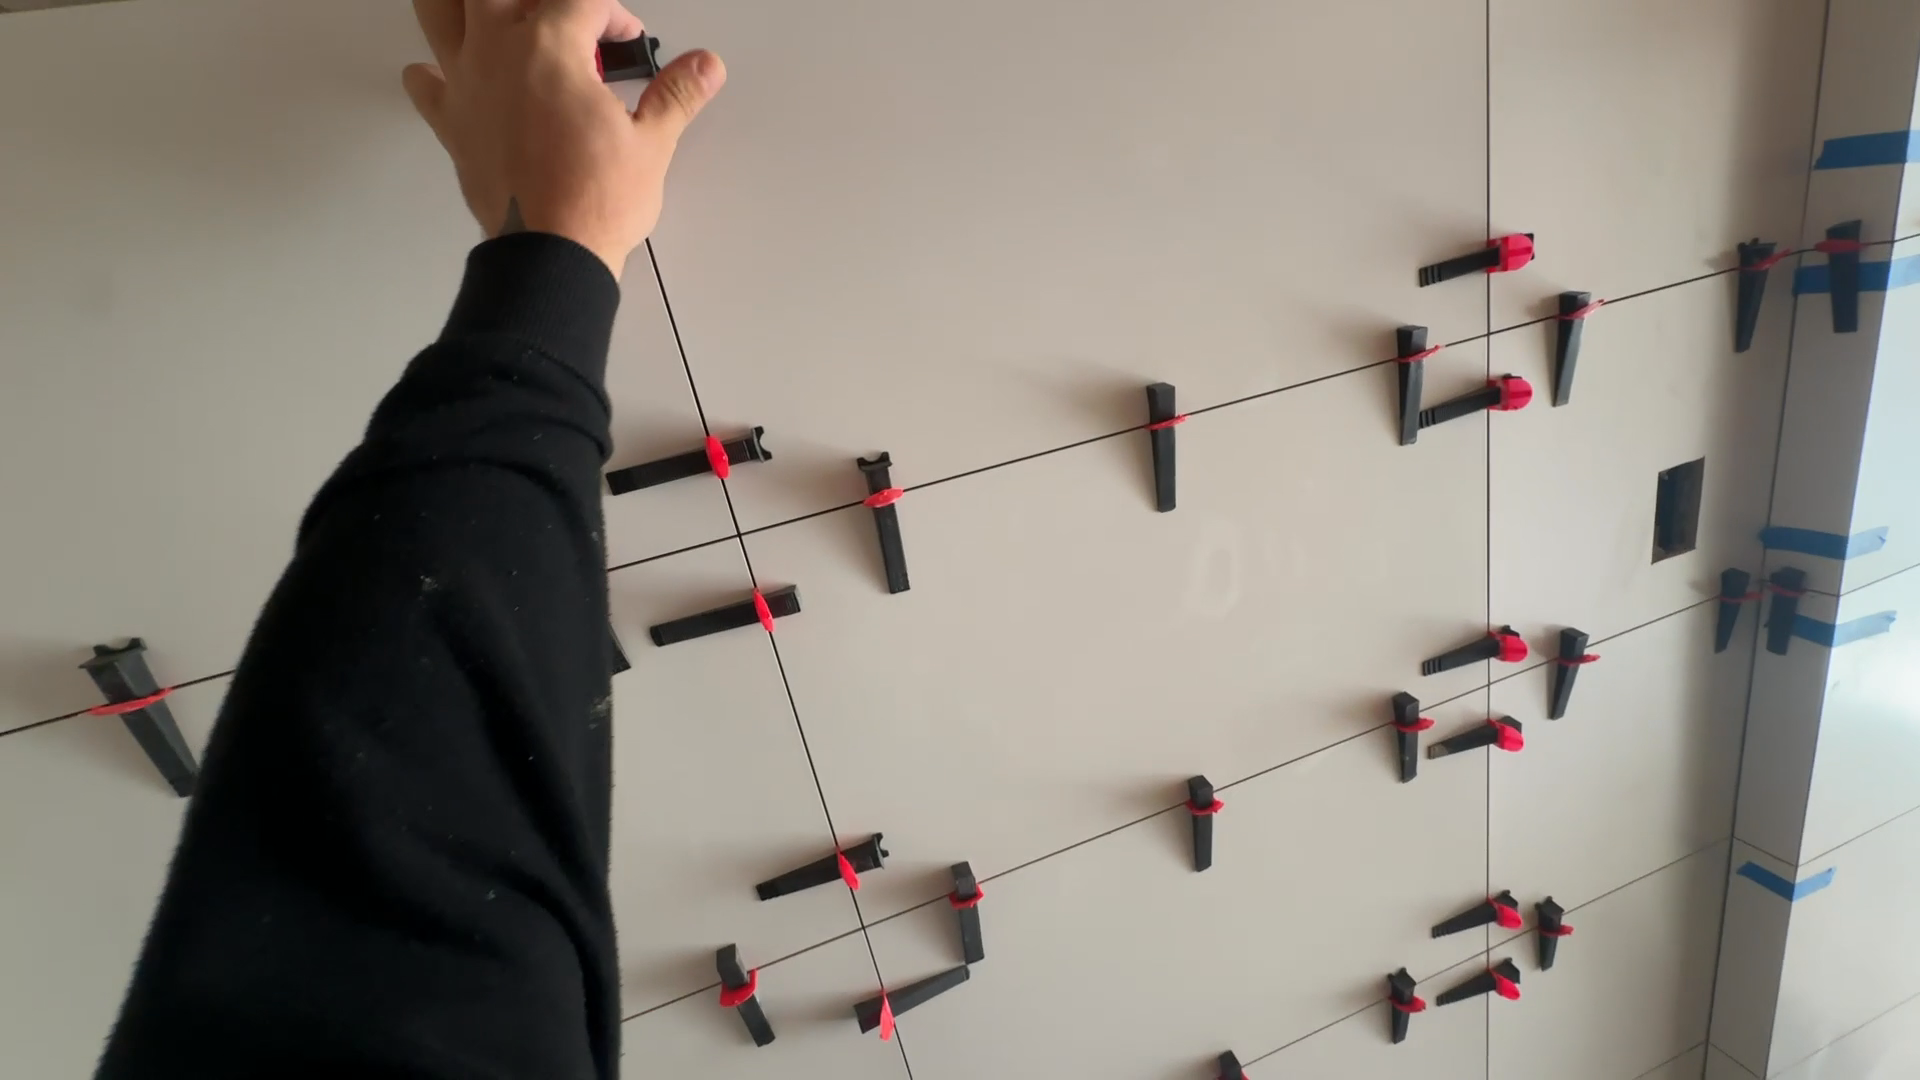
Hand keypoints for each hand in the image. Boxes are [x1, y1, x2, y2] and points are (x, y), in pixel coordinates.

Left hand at [402, 0, 725, 278]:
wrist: (554, 252)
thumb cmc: (600, 198)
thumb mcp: (652, 144)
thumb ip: (677, 95)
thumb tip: (709, 64)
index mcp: (549, 45)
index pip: (582, 0)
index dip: (614, 17)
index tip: (631, 43)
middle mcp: (496, 48)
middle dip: (545, 2)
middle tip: (571, 29)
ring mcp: (465, 82)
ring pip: (439, 5)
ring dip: (468, 3)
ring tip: (503, 21)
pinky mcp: (450, 122)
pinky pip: (424, 78)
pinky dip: (437, 72)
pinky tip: (466, 82)